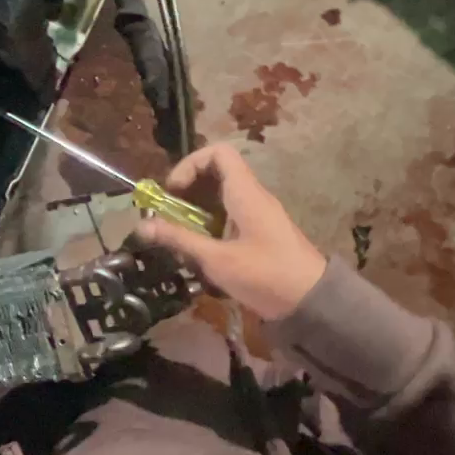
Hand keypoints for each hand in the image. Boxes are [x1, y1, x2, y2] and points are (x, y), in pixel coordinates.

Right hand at [133, 144, 325, 321]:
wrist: (312, 302)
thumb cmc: (266, 275)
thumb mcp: (217, 259)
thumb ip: (179, 239)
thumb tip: (142, 226)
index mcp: (245, 192)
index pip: (218, 153)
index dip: (190, 164)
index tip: (173, 190)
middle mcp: (252, 196)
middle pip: (216, 173)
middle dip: (187, 189)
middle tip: (168, 213)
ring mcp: (258, 214)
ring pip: (221, 195)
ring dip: (196, 208)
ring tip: (178, 232)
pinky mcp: (260, 232)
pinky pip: (230, 214)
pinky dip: (210, 222)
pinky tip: (199, 247)